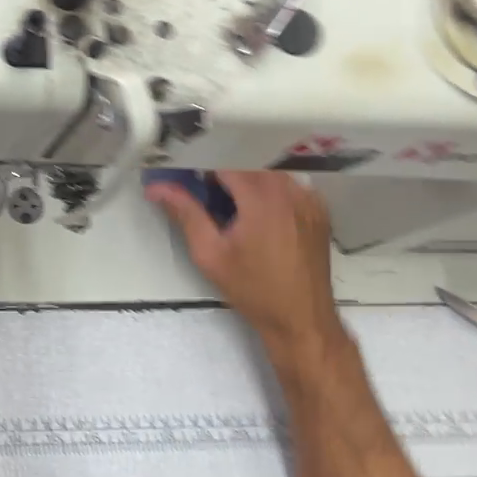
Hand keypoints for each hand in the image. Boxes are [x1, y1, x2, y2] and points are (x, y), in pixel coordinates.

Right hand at [147, 171, 342, 354]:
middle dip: (223, 169)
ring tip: (226, 202)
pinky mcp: (318, 210)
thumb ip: (185, 213)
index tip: (183, 172)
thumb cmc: (251, 289)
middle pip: (250, 161)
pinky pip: (290, 185)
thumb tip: (157, 188)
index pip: (227, 160)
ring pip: (271, 171)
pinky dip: (269, 189)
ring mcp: (310, 199)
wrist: (300, 316)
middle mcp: (291, 191)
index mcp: (262, 198)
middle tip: (201, 189)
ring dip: (246, 177)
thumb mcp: (210, 253)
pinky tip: (255, 213)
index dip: (202, 162)